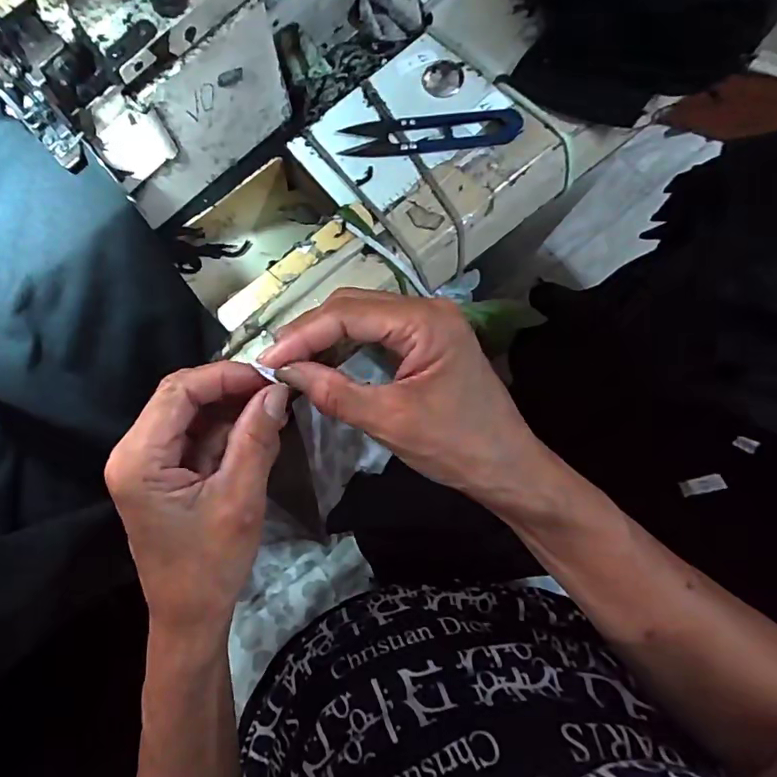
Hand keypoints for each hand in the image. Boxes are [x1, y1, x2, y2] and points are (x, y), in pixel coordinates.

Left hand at [105, 362, 290, 638]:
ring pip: (185, 413)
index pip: (178, 392)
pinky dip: (219, 429)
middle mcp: (131, 452)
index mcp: (138, 458)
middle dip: (225, 389)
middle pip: (178, 397)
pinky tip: (252, 426)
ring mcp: (141, 462)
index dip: (223, 376)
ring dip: (225, 407)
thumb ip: (255, 440)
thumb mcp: (239, 500)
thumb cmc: (210, 567)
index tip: (267, 379)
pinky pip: (188, 435)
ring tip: (269, 406)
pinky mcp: (156, 472)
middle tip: (272, 391)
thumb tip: (276, 391)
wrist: (188, 618)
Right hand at [257, 288, 573, 521]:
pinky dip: (341, 344)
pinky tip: (320, 361)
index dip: (302, 335)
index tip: (267, 360)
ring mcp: (425, 322)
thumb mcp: (389, 421)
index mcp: (425, 321)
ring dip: (321, 336)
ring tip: (289, 361)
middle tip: (274, 360)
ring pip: (357, 315)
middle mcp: (425, 309)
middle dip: (308, 331)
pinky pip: (371, 331)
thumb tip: (286, 372)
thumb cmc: (457, 447)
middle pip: (349, 306)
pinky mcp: (422, 339)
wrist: (509, 470)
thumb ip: (334, 392)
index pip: (346, 314)